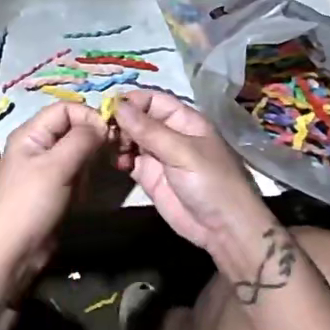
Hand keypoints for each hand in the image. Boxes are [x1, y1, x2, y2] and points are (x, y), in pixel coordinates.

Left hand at [0, 103, 108, 302]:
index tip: (108, 135)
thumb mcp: (56, 167)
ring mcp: (46, 168)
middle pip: (74, 128)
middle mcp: (39, 145)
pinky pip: (77, 174)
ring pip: (78, 152)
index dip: (88, 116)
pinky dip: (84, 180)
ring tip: (89, 181)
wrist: (12, 254)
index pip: (66, 108)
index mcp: (31, 133)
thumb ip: (81, 140)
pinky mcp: (55, 188)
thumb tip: (102, 124)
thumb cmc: (30, 204)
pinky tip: (82, 195)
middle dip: (93, 140)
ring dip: (89, 163)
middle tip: (108, 157)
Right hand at [111, 90, 268, 253]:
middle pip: (138, 118)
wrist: (224, 229)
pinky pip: (129, 160)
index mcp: (184, 120)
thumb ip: (148, 129)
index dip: (132, 101)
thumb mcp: (181, 151)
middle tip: (105, 130)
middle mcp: (169, 133)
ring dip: (118, 139)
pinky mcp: (149, 176)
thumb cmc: (211, 182)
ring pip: (130, 138)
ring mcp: (158, 155)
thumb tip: (117, 104)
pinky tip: (117, 162)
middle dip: (121, 121)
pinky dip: (119, 158)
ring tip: (110, 146)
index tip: (110, 108)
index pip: (153, 100)